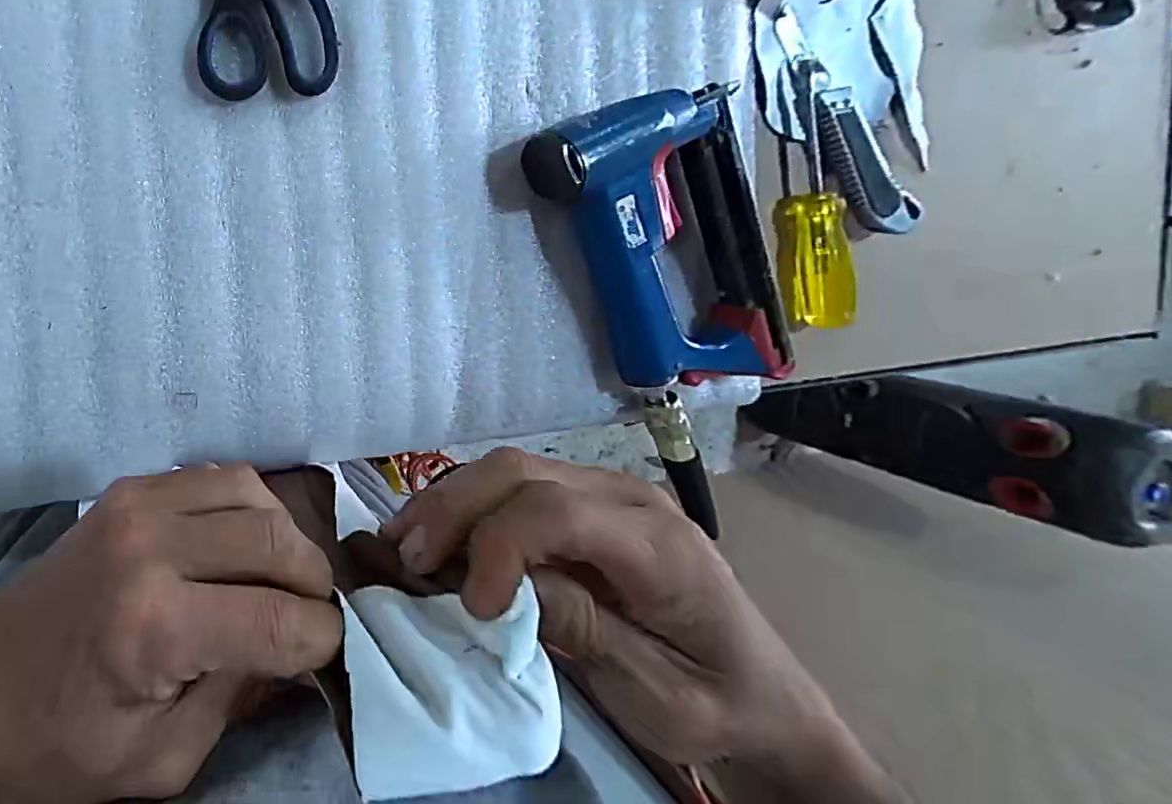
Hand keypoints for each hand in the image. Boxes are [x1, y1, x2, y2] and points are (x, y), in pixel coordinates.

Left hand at [0, 465, 345, 800]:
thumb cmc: (59, 746)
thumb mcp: (160, 761)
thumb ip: (239, 699)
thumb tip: (294, 645)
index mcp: (155, 627)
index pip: (278, 619)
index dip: (319, 638)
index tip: (323, 651)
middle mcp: (151, 547)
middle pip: (276, 542)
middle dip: (313, 581)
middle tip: (310, 611)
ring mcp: (138, 504)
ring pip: (255, 492)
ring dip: (284, 535)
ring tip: (281, 572)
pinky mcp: (131, 487)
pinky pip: (218, 475)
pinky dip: (247, 505)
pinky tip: (240, 539)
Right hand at [382, 448, 890, 801]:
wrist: (762, 693)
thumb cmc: (716, 702)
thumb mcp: (657, 696)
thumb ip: (583, 632)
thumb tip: (502, 587)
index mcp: (656, 544)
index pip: (557, 511)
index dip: (499, 546)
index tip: (475, 608)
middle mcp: (626, 496)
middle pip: (522, 473)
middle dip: (457, 509)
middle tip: (410, 558)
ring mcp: (605, 491)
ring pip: (511, 468)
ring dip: (453, 500)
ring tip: (409, 542)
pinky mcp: (587, 502)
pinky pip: (518, 486)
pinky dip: (471, 505)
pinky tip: (443, 533)